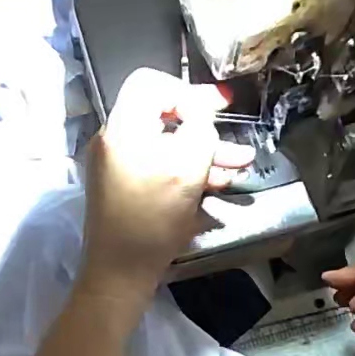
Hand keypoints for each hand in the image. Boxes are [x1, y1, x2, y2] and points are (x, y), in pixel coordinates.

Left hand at [79, 68, 254, 303]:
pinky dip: (185, 174)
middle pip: (164, 119)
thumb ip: (198, 129)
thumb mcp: (187, 166)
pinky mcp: (124, 190)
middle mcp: (115, 142)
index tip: (219, 106)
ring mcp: (117, 167)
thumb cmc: (152, 219)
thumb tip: (199, 116)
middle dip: (207, 133)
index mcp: (123, 128)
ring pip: (166, 149)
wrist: (119, 273)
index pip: (152, 83)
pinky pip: (158, 170)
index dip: (189, 89)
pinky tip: (214, 188)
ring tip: (236, 171)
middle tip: (238, 147)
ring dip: (203, 157)